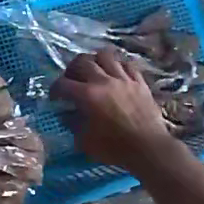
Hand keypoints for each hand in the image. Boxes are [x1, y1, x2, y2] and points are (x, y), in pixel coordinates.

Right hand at [51, 48, 180, 171]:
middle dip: (71, 69)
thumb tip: (68, 114)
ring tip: (94, 71)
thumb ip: (73, 124)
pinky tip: (115, 74)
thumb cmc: (115, 148)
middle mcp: (104, 81)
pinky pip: (127, 64)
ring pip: (105, 55)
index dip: (55, 89)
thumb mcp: (85, 141)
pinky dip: (118, 66)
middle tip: (71, 79)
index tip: (55, 97)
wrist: (149, 148)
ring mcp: (124, 79)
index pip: (63, 84)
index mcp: (87, 95)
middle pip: (82, 61)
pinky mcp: (140, 82)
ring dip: (95, 61)